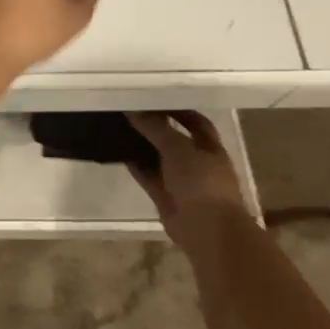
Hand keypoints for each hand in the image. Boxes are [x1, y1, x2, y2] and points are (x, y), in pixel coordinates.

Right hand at [127, 111, 252, 250]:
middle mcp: (197, 163)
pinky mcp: (165, 197)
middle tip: (131, 112)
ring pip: (159, 158)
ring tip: (119, 128)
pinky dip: (135, 165)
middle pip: (174, 139)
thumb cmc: (201, 182)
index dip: (177, 110)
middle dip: (155, 127)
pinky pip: (148, 176)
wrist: (206, 229)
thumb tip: (134, 109)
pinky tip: (118, 152)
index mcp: (211, 148)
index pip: (195, 122)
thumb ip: (156, 128)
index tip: (153, 99)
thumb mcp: (179, 149)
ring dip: (142, 146)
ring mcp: (181, 181)